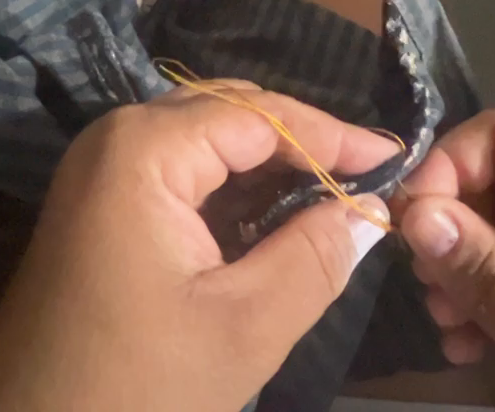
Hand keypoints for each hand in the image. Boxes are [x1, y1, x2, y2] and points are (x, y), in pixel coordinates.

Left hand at [0, 83, 399, 411]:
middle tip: (366, 175)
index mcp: (144, 147)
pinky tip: (272, 211)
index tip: (393, 157)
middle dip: (300, 140)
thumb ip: (314, 257)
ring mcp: (103, 162)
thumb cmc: (130, 386)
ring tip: (333, 190)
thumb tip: (371, 210)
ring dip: (268, 161)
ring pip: (205, 135)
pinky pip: (179, 165)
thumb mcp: (240, 329)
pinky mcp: (101, 194)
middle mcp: (118, 134)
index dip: (330, 134)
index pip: (257, 115)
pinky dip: (231, 183)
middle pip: (230, 111)